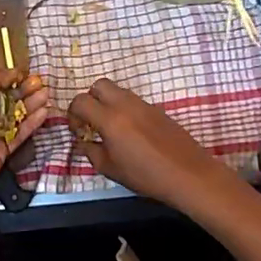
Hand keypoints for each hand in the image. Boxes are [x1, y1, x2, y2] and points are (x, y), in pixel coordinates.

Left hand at [0, 68, 50, 203]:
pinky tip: (44, 113)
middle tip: (42, 84)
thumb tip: (12, 72)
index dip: (9, 77)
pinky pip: (20, 133)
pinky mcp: (3, 149)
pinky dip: (32, 123)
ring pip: (16, 115)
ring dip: (31, 104)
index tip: (27, 74)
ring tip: (47, 95)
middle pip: (6, 98)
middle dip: (23, 90)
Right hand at [67, 78, 235, 209]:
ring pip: (118, 91)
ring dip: (108, 103)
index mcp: (110, 119)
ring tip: (111, 129)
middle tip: (91, 122)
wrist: (188, 174)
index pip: (80, 101)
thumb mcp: (110, 169)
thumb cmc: (146, 175)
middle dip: (90, 100)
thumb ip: (91, 151)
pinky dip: (124, 109)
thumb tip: (84, 142)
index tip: (78, 131)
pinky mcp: (158, 109)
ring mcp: (144, 104)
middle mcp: (126, 104)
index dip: (72, 115)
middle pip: (99, 85)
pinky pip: (134, 101)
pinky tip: (130, 133)